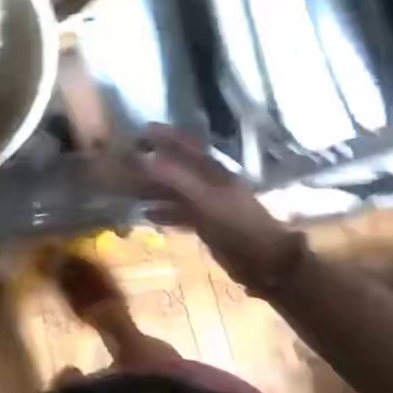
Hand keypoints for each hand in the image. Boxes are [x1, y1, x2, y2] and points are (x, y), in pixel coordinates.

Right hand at [135, 124, 306, 292]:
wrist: (265, 262)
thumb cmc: (236, 225)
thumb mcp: (204, 199)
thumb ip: (173, 177)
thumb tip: (142, 157)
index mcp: (213, 171)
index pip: (187, 145)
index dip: (166, 135)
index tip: (142, 130)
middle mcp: (210, 183)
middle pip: (178, 167)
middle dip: (154, 162)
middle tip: (127, 161)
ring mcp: (209, 204)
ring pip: (176, 190)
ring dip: (155, 188)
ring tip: (131, 188)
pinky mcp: (207, 224)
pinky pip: (180, 212)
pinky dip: (165, 212)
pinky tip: (148, 215)